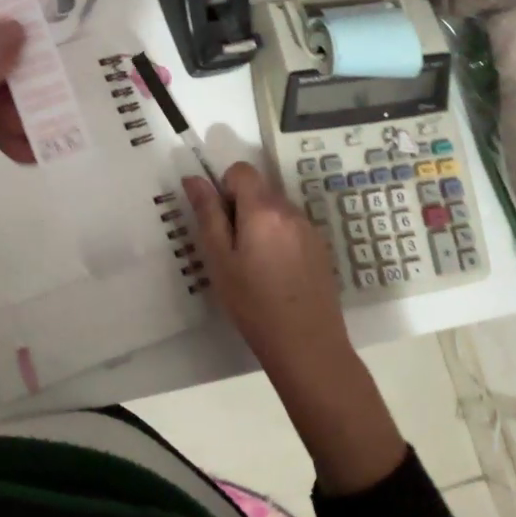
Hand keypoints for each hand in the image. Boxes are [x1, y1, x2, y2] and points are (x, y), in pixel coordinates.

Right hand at [184, 163, 406, 493]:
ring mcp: (309, 230)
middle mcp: (290, 211)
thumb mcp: (219, 259)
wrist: (307, 346)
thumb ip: (207, 214)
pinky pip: (291, 228)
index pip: (242, 170)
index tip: (218, 221)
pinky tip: (274, 275)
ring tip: (252, 265)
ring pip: (275, 210)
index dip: (224, 188)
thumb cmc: (253, 303)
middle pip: (259, 189)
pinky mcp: (320, 249)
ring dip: (258, 224)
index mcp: (263, 210)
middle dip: (239, 208)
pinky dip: (277, 239)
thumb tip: (195, 179)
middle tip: (229, 248)